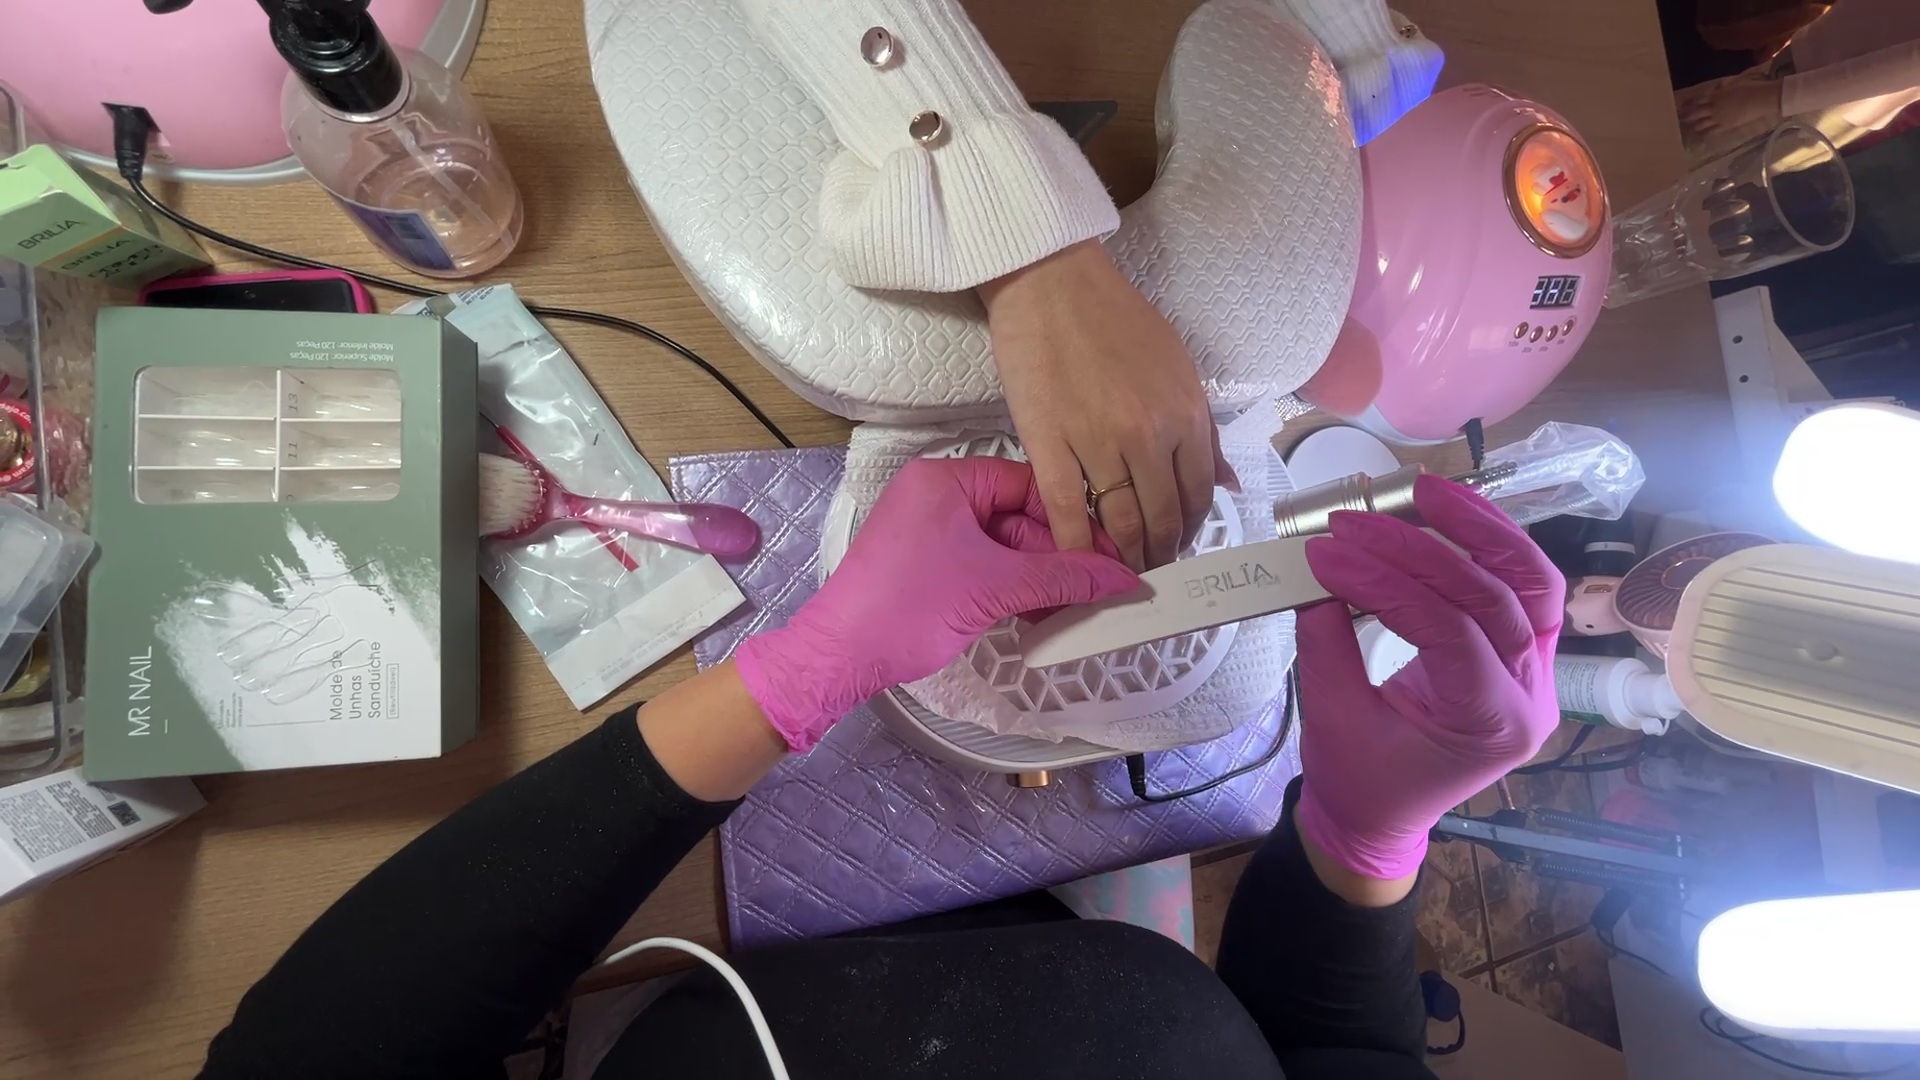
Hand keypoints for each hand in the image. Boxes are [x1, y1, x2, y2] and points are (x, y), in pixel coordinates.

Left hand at [733, 457, 1138, 750]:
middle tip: (1099, 586)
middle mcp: (937, 495)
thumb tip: (1119, 578)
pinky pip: (984, 564)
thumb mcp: (993, 588)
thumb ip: (1062, 578)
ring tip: (1075, 605)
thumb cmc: (906, 608)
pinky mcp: (930, 562)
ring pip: (1004, 545)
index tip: (1109, 553)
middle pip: (1019, 517)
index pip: (1029, 484)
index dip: (1073, 520)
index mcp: (946, 479)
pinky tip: (1041, 611)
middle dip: (1057, 556)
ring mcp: (931, 529)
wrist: (841, 656)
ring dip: (1038, 576)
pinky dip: (1012, 586)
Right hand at [980, 239, 1231, 571]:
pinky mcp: (1049, 444)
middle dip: (1160, 551)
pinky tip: (1078, 567)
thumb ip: (1203, 428)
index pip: (1198, 492)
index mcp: (1185, 412)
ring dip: (1125, 555)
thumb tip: (1228, 484)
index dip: (1189, 528)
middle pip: (1162, 515)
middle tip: (1150, 569)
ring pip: (1120, 519)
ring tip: (1121, 570)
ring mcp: (1098, 442)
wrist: (1052, 283)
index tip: (1178, 545)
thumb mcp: (1177, 366)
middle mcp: (1150, 434)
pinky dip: (1074, 546)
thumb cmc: (1115, 319)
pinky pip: (1066, 509)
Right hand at [1293, 475, 1564, 879]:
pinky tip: (1448, 513)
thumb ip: (1326, 638)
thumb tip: (1315, 569)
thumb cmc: (1355, 776)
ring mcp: (1533, 672)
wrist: (1378, 814)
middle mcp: (1530, 693)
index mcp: (1487, 722)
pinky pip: (1518, 590)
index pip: (1445, 630)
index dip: (1382, 582)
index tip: (1323, 552)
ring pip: (1530, 583)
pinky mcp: (1516, 655)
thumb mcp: (1329, 712)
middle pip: (1497, 597)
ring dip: (1478, 529)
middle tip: (1356, 518)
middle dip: (1421, 548)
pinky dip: (1486, 545)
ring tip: (1422, 490)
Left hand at [1678, 72, 1782, 139]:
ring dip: (1695, 125)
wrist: (1765, 98)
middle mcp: (1714, 107)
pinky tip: (1701, 135)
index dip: (1689, 103)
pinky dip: (1704, 133)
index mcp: (1717, 96)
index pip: (1698, 100)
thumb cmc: (1755, 87)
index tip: (1681, 106)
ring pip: (1700, 124)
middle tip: (1681, 119)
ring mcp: (1717, 118)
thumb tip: (1719, 90)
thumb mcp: (1738, 84)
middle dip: (1687, 116)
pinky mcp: (1724, 126)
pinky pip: (1710, 132)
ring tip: (1692, 127)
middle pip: (1695, 113)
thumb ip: (1725, 89)